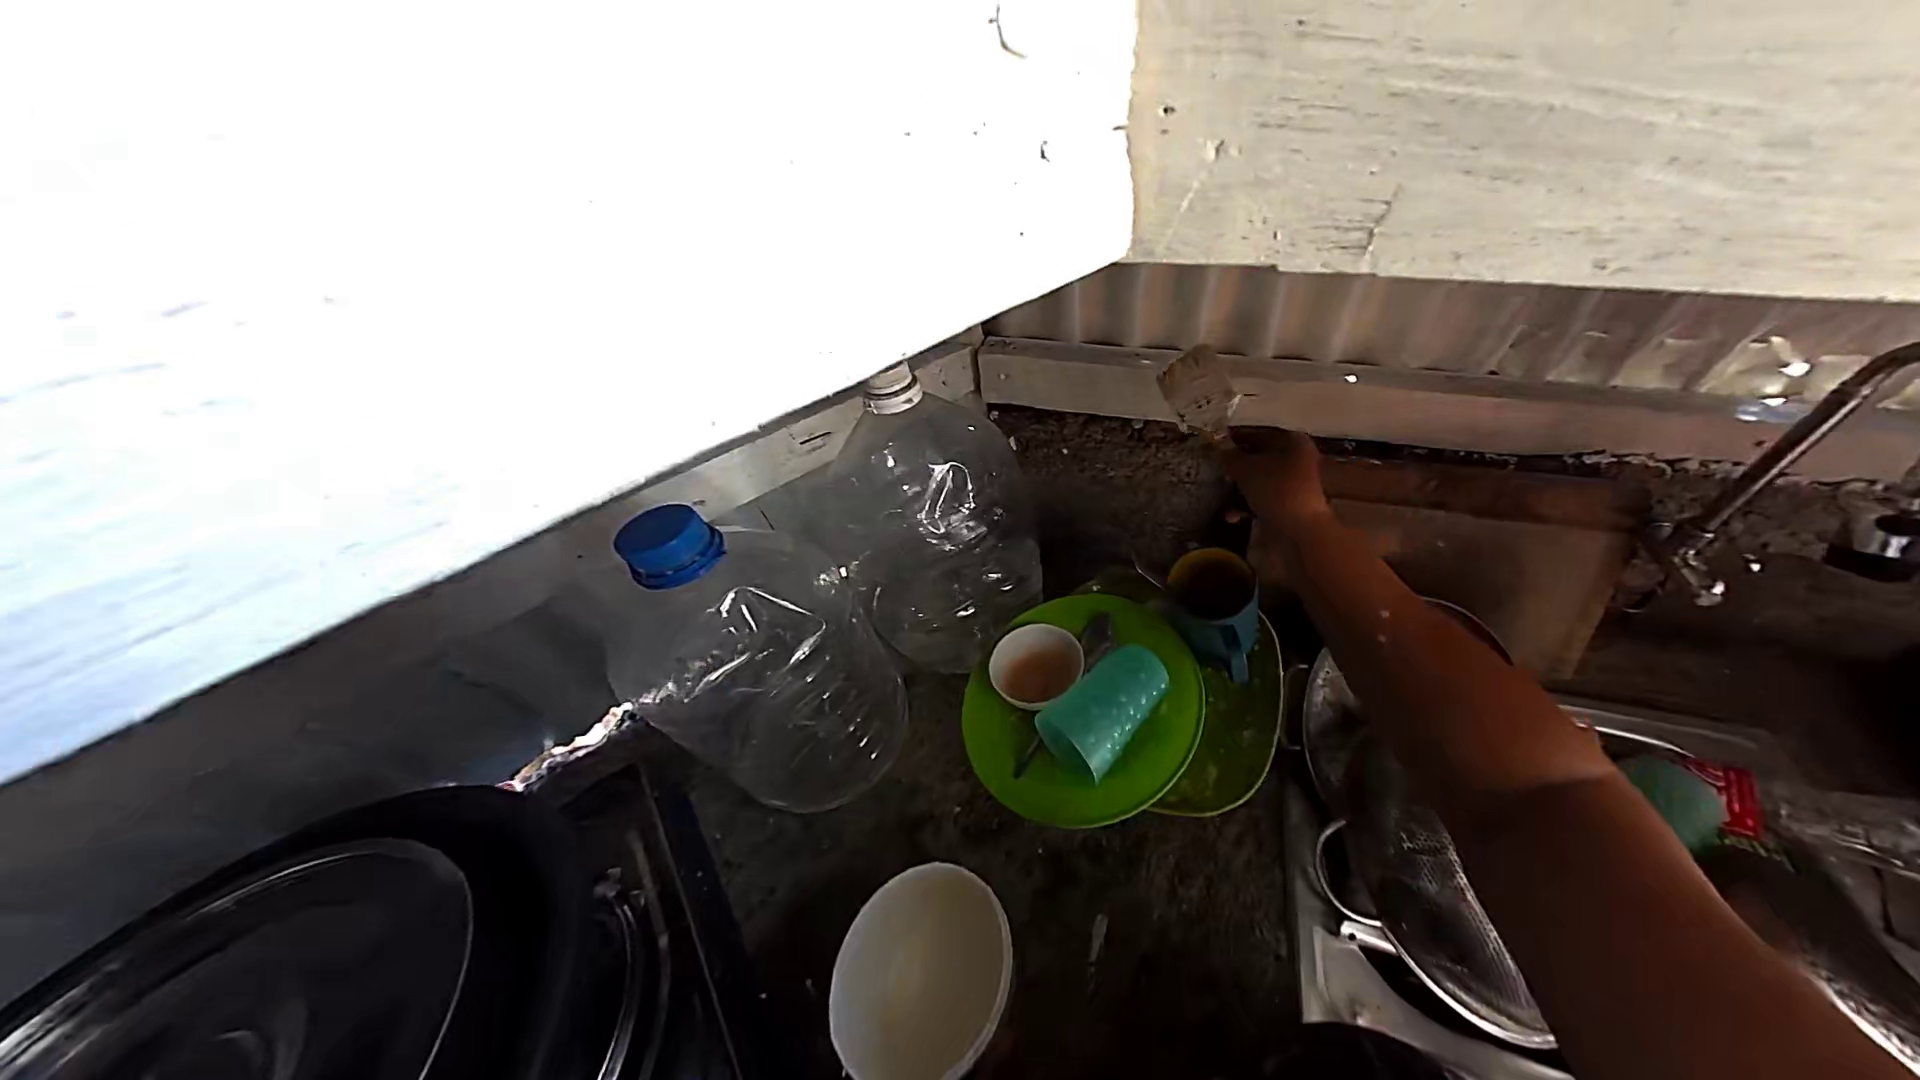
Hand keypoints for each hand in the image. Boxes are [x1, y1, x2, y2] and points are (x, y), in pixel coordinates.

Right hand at [1220, 428, 1330, 530]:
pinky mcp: (1291, 503)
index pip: (1260, 432)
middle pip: (1261, 456)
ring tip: (1222, 492)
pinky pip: (1265, 497)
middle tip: (1217, 466)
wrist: (1300, 529)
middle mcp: (1298, 458)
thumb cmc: (1275, 489)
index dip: (1237, 436)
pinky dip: (1249, 504)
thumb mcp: (1246, 470)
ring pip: (1261, 478)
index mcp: (1293, 441)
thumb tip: (1220, 449)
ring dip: (1240, 487)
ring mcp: (1297, 483)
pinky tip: (1232, 515)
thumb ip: (1230, 457)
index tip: (1217, 441)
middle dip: (1237, 464)